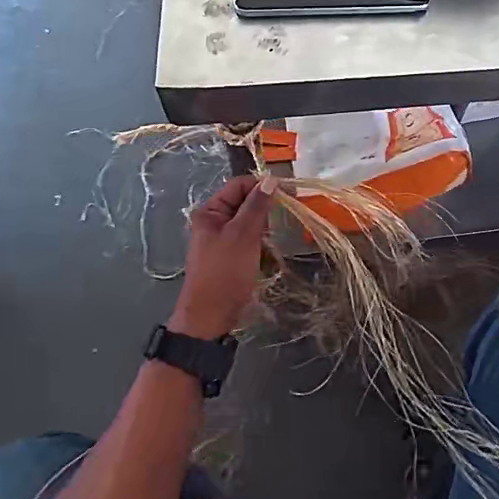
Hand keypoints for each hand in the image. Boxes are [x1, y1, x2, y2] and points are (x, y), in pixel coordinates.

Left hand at [169, 176, 275, 337]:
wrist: (210, 318)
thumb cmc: (224, 272)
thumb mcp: (243, 235)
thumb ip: (257, 205)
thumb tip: (271, 179)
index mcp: (210, 211)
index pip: (239, 185)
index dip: (262, 186)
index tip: (288, 193)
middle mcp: (214, 221)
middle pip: (245, 202)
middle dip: (265, 207)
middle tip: (285, 215)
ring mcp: (222, 239)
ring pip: (249, 221)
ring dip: (264, 225)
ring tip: (277, 234)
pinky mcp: (231, 255)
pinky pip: (249, 238)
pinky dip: (261, 241)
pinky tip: (270, 250)